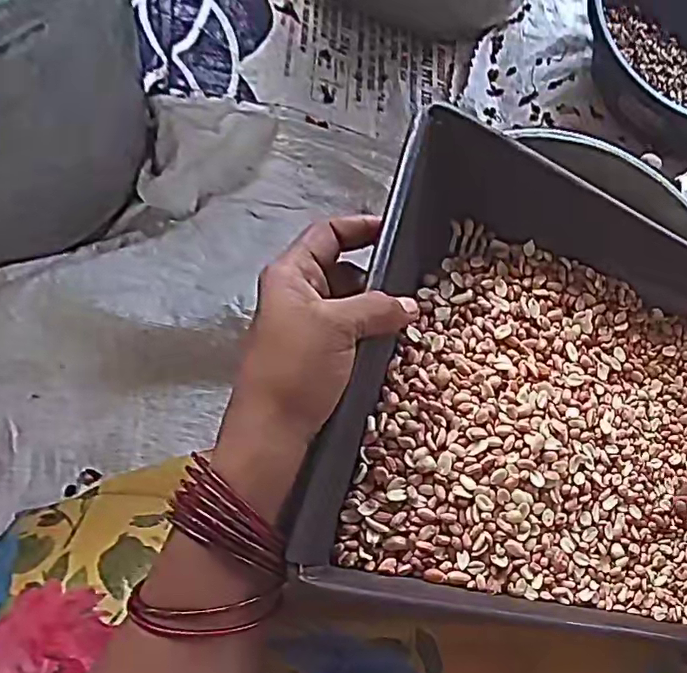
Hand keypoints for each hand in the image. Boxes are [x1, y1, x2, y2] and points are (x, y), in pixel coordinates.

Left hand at [225, 215, 418, 442]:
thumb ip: (376, 308)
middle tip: (411, 290)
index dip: (359, 228)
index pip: (327, 236)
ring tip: (409, 322)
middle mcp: (298, 299)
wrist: (275, 430)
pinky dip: (374, 339)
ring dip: (378, 314)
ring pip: (352, 310)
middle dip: (377, 280)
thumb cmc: (295, 370)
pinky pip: (354, 339)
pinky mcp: (321, 362)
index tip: (392, 229)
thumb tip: (411, 305)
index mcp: (290, 276)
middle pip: (343, 274)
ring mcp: (310, 332)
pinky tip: (395, 347)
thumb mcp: (337, 327)